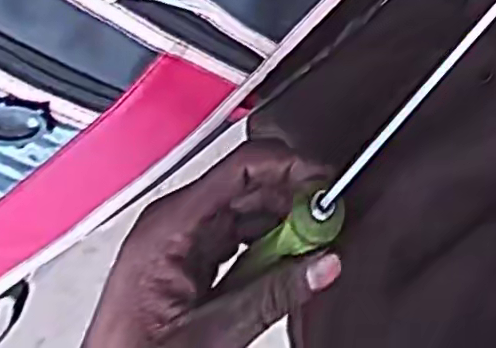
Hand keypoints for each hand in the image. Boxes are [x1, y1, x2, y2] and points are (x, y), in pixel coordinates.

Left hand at [83, 139, 340, 347]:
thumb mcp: (211, 336)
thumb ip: (274, 294)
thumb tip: (326, 261)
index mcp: (168, 227)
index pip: (241, 167)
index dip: (289, 165)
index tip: (323, 180)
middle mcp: (173, 223)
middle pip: (250, 184)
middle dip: (294, 196)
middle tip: (327, 214)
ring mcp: (180, 241)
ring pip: (249, 208)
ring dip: (286, 220)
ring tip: (313, 240)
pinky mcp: (189, 261)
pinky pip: (240, 234)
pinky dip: (271, 241)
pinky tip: (289, 258)